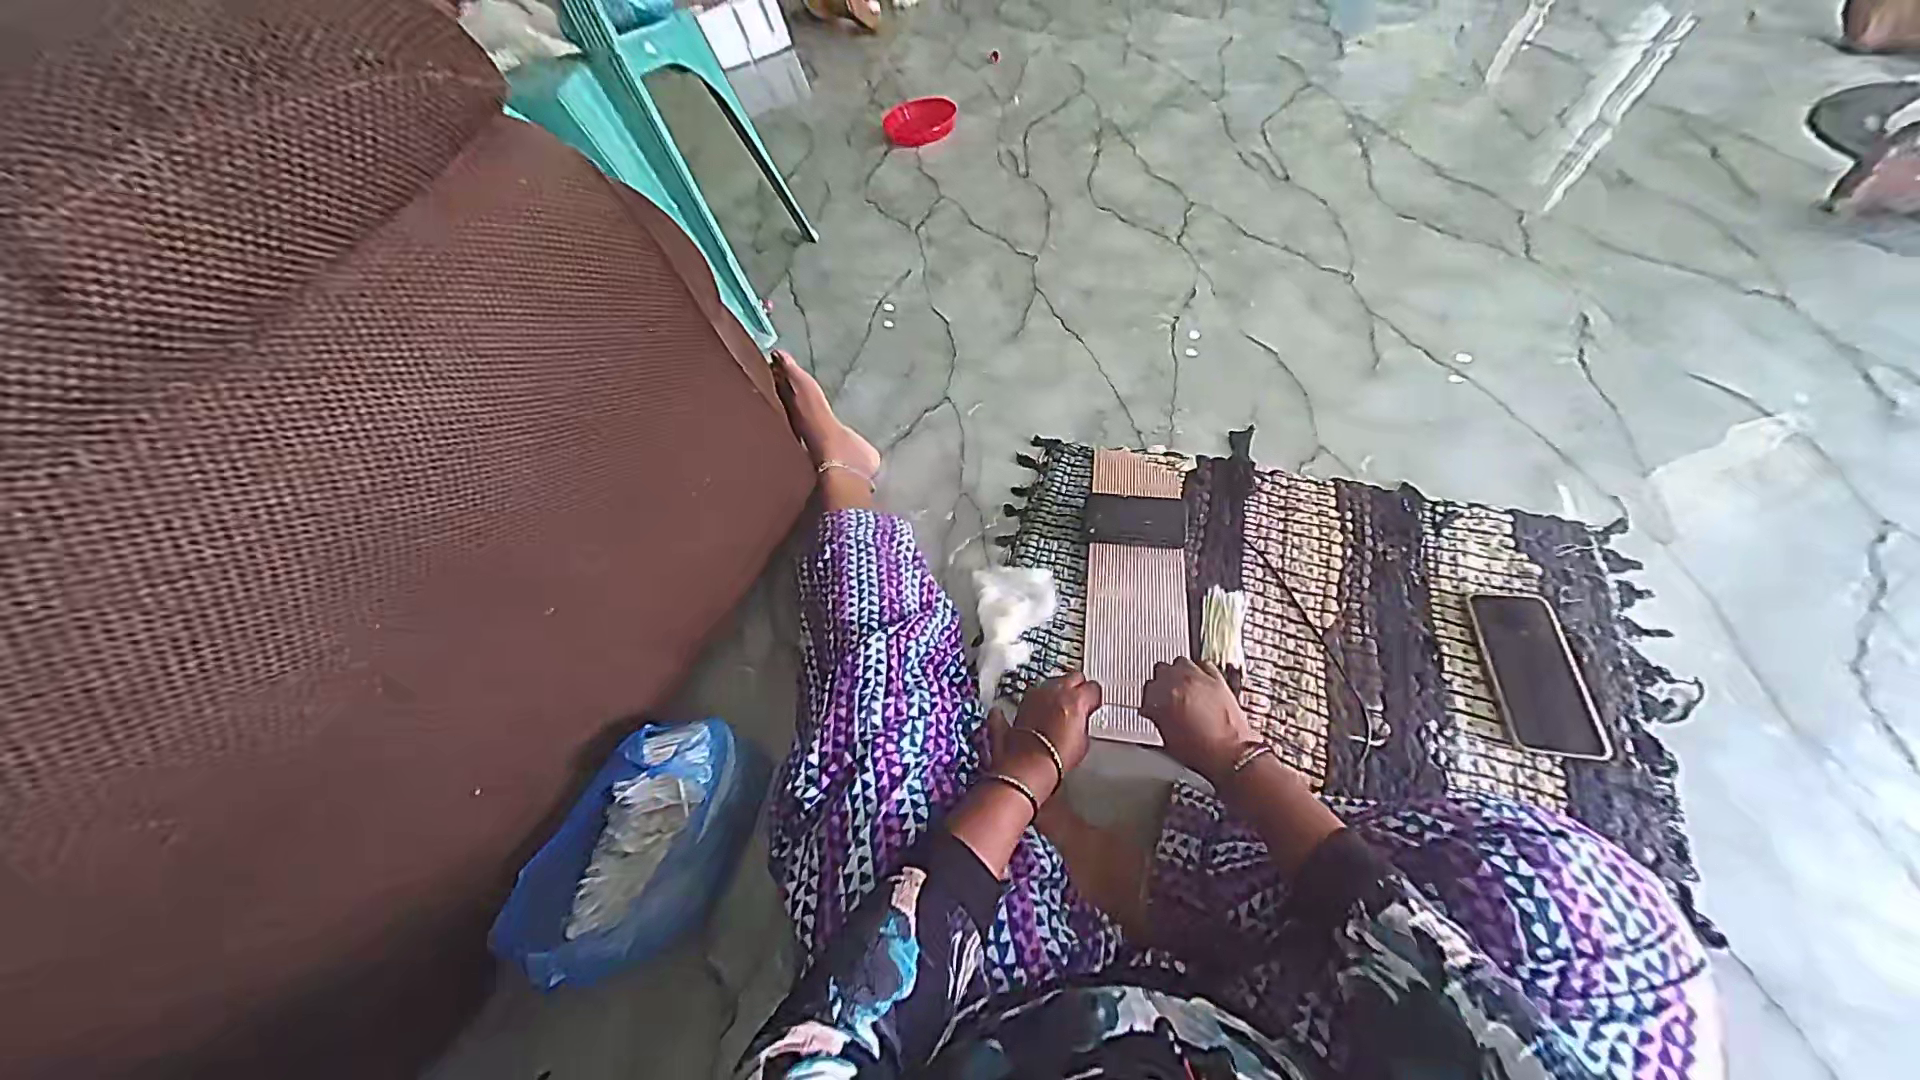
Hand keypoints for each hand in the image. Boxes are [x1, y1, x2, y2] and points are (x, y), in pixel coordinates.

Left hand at [987, 672, 1099, 797]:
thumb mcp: (1083, 741)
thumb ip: (1084, 721)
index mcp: (1076, 699)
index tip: (1093, 704)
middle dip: (1078, 687)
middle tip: (1080, 702)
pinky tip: (1042, 710)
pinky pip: (1037, 692)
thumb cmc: (1055, 756)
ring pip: (1054, 682)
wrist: (1029, 763)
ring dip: (1059, 692)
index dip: (1095, 697)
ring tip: (1061, 709)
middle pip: (1074, 677)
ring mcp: (1038, 693)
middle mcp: (1056, 691)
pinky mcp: (1024, 699)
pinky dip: (1041, 699)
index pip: (1093, 687)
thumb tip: (1082, 718)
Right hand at [1140, 658, 1255, 782]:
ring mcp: (1198, 679)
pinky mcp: (1217, 679)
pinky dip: (1200, 670)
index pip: (1147, 688)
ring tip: (1182, 684)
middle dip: (1162, 681)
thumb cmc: (1202, 751)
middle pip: (1160, 669)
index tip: (1153, 704)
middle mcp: (1177, 684)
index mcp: (1161, 698)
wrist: (1231, 755)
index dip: (1150, 698)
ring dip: (1179, 671)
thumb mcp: (1167, 739)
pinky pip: (1204, 664)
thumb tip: (1156, 712)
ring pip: (1180, 662)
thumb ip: (1158, 718)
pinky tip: (1200, 680)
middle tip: (1166, 694)